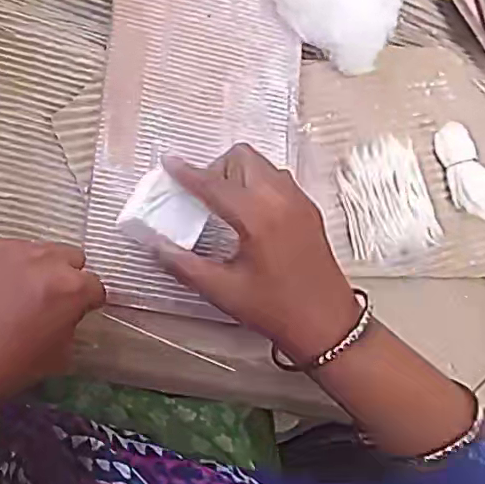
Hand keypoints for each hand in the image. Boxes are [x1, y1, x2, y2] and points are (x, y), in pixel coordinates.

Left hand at [0, 239, 104, 403]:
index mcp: (71, 287)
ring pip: (37, 250)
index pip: (95, 286)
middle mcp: (45, 259)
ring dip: (36, 268)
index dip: (87, 302)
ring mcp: (12, 248)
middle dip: (65, 276)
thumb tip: (66, 314)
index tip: (76, 312)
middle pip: (70, 257)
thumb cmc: (10, 365)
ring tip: (16, 294)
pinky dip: (5, 266)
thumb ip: (70, 324)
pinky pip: (6, 251)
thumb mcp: (58, 355)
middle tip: (47, 300)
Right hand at [151, 146, 359, 361]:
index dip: (186, 172)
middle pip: (242, 158)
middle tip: (198, 193)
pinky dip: (255, 182)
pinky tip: (244, 211)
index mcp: (258, 218)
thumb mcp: (221, 290)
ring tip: (221, 201)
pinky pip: (276, 178)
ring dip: (236, 173)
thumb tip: (157, 244)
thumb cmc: (276, 309)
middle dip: (215, 168)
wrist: (327, 325)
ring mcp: (298, 203)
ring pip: (261, 164)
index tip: (169, 163)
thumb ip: (182, 264)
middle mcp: (282, 201)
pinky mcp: (308, 210)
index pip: (214, 183)